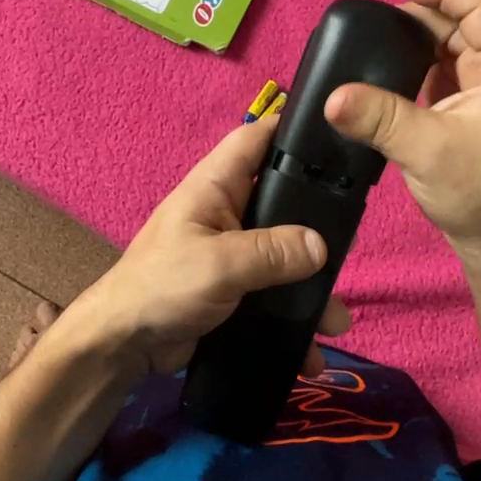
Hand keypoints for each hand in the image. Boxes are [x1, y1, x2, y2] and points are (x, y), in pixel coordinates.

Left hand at [56, 116, 352, 377]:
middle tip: (356, 243)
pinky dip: (291, 320)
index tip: (337, 131)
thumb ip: (272, 252)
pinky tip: (311, 352)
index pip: (255, 139)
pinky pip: (273, 296)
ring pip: (284, 257)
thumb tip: (322, 246)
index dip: (291, 128)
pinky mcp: (234, 290)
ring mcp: (231, 253)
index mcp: (215, 187)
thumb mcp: (219, 265)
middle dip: (318, 224)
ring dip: (310, 289)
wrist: (124, 346)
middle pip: (283, 201)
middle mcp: (227, 213)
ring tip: (337, 321)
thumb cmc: (162, 286)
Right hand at [325, 0, 480, 272]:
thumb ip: (380, 119)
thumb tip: (332, 97)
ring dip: (419, 36)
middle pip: (466, 22)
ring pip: (454, 41)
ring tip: (377, 38)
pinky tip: (390, 62)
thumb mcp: (426, 151)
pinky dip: (419, 58)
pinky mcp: (474, 98)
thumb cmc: (476, 191)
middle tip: (376, 20)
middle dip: (424, 14)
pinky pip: (446, 62)